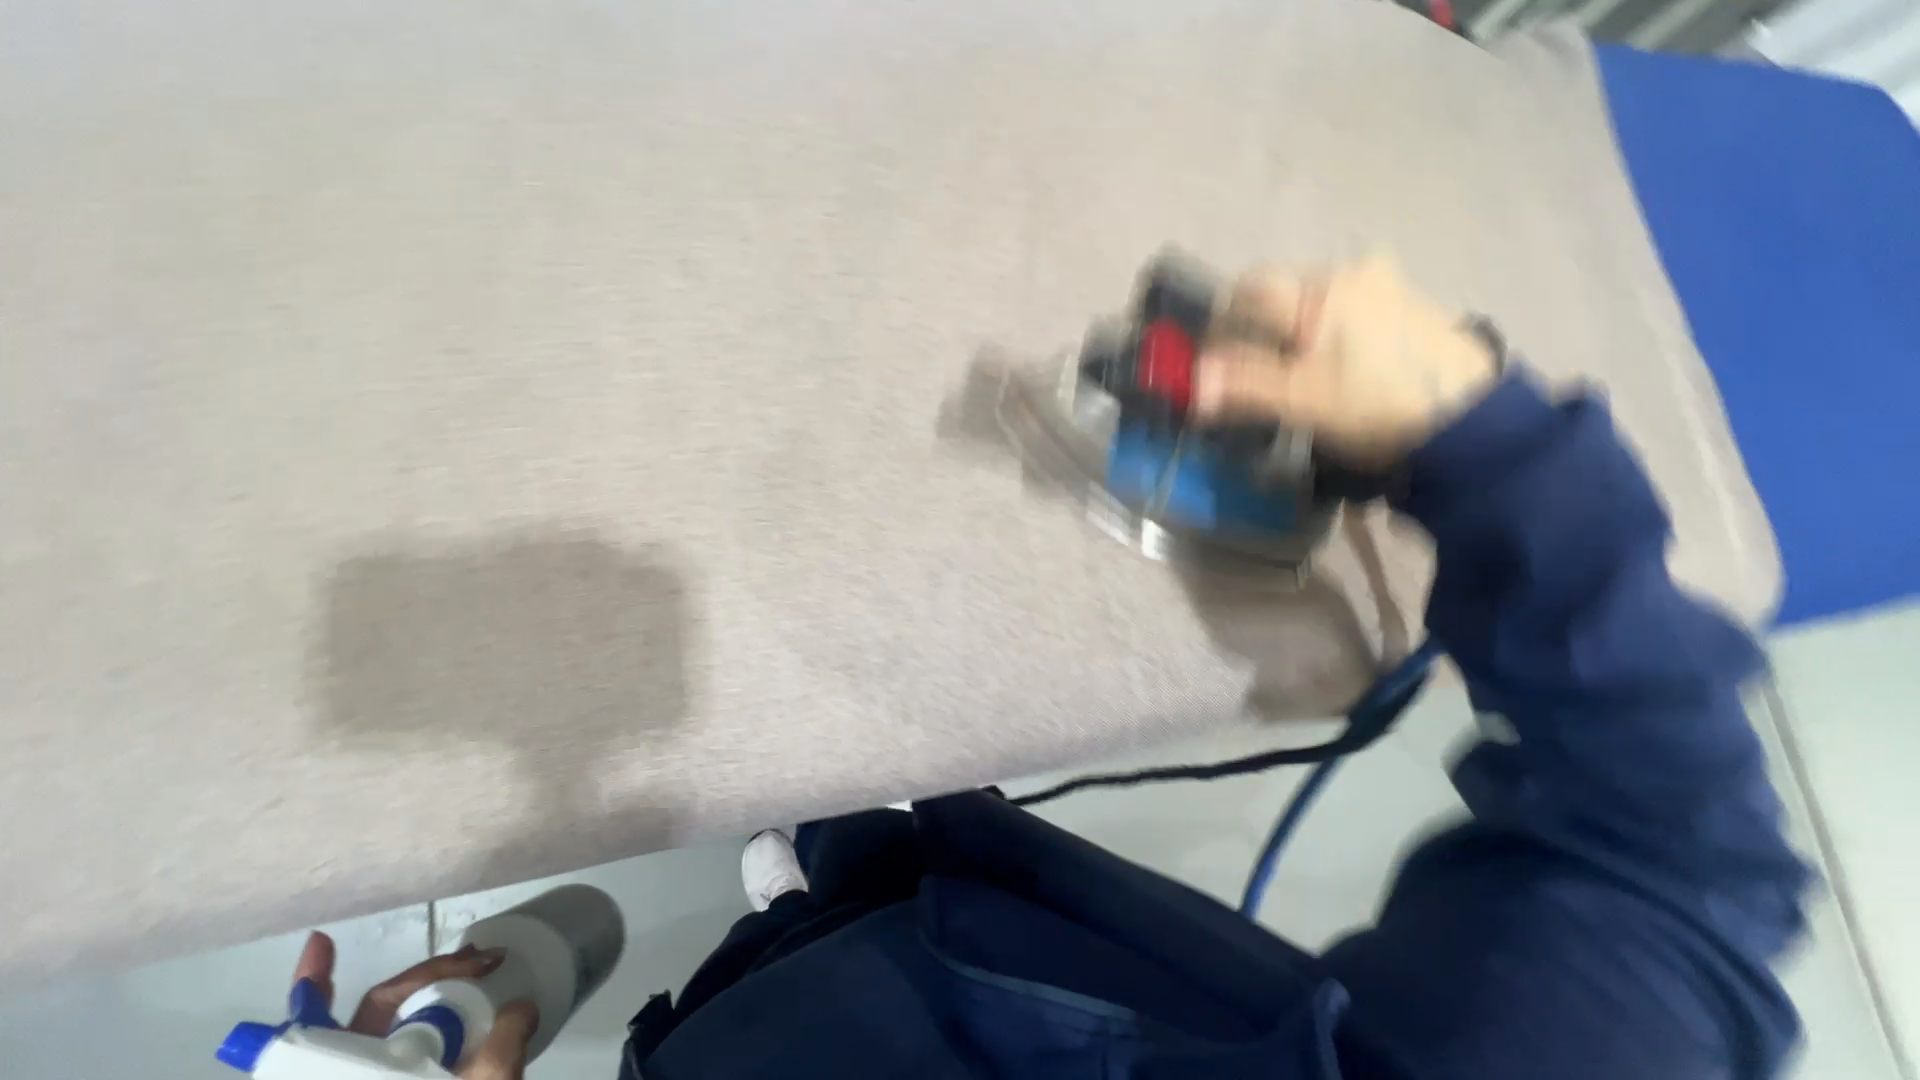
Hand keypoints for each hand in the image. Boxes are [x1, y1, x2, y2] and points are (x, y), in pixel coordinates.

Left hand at [291, 931, 539, 1079]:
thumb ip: (503, 1047)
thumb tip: (522, 1008)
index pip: (316, 1036)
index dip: (313, 991)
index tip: (324, 942)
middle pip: (370, 1019)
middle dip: (423, 978)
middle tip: (479, 960)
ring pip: (388, 1036)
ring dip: (430, 997)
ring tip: (479, 970)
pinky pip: (400, 1055)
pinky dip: (428, 1024)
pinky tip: (464, 1007)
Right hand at [1194, 254, 1498, 465]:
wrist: (1474, 420)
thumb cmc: (1380, 404)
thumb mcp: (1305, 400)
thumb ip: (1244, 385)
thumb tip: (1190, 384)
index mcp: (1324, 286)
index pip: (1248, 291)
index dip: (1221, 327)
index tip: (1212, 366)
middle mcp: (1352, 269)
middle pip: (1278, 295)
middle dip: (1256, 334)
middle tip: (1251, 381)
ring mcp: (1383, 282)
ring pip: (1309, 304)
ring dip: (1289, 336)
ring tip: (1294, 381)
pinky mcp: (1402, 302)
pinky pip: (1341, 310)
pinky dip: (1323, 336)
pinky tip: (1335, 371)